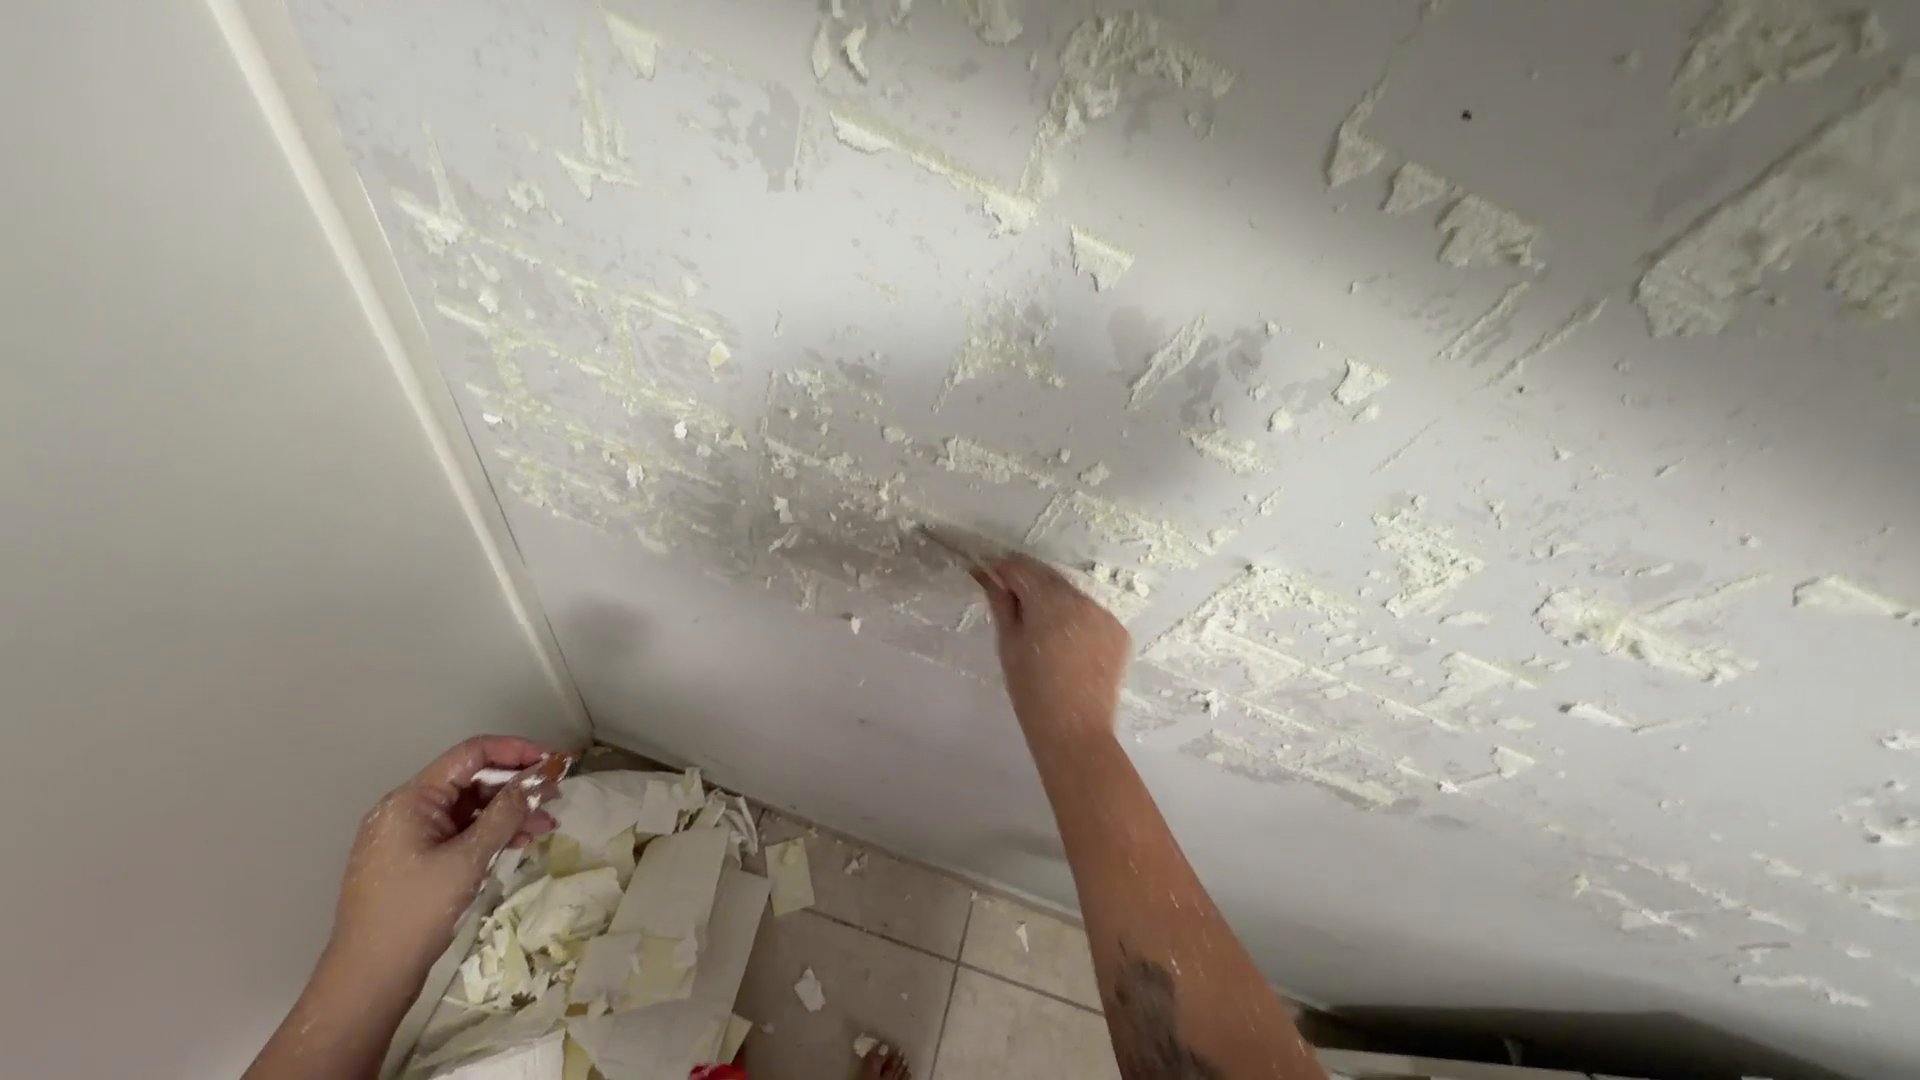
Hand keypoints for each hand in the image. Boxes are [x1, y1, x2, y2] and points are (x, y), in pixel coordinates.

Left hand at [329, 736, 562, 979]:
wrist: (369, 979)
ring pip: (470, 808)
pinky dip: (492, 833)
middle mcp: (407, 809)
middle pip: (472, 779)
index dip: (516, 751)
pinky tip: (520, 843)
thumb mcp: (469, 858)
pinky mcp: (416, 859)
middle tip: (556, 796)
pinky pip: (461, 831)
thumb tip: (539, 777)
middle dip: (516, 785)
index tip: (553, 763)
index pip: (471, 754)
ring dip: (509, 812)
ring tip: (546, 825)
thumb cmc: (416, 912)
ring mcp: (410, 835)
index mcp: (411, 800)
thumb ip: (506, 812)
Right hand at [973, 555, 1130, 744]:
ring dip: (1053, 598)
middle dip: (1027, 581)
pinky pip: (1091, 612)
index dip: (1002, 569)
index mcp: (1050, 602)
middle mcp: (1083, 600)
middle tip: (1009, 599)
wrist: (1074, 732)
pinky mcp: (1119, 631)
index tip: (988, 576)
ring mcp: (1105, 614)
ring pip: (1071, 593)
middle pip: (1048, 576)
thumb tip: (989, 575)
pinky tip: (1066, 641)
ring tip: (1039, 625)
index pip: (1022, 567)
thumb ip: (1001, 604)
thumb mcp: (1008, 645)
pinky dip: (1076, 617)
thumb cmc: (1031, 691)